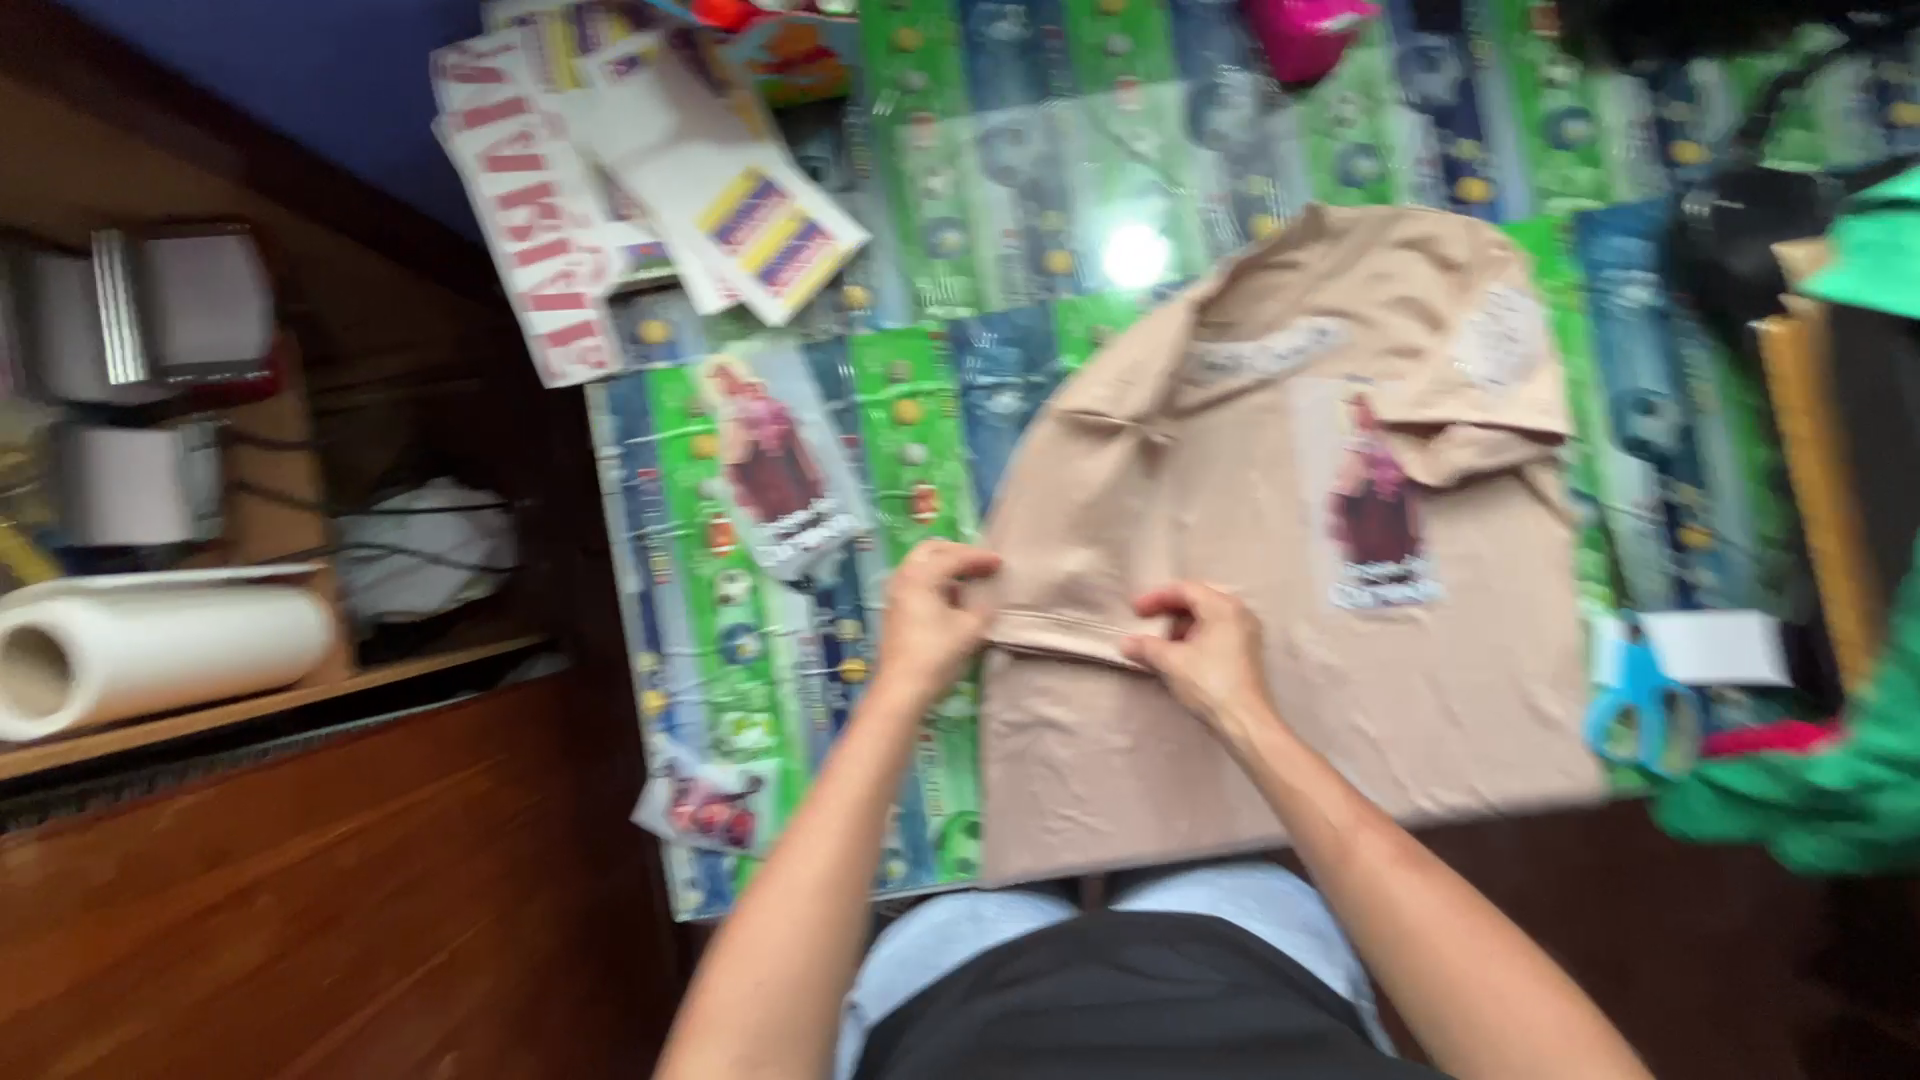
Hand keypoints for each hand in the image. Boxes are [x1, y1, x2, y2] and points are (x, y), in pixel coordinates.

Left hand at [877, 539, 1002, 700]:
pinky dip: (934, 580)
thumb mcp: (970, 629)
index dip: (979, 558)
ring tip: (967, 577)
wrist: (902, 689)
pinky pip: (915, 581)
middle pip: (930, 550)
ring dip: (943, 566)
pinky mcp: (894, 610)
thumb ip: (983, 607)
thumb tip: (987, 599)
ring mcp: (894, 594)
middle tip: (978, 562)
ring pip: (919, 565)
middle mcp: (903, 578)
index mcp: (920, 576)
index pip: (954, 557)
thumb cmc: (937, 655)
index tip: (999, 562)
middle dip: (956, 552)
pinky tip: (950, 597)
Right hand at [1121, 582, 1280, 748]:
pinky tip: (1180, 651)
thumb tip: (1125, 643)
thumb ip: (1146, 647)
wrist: (1245, 722)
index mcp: (1223, 607)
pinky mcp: (1247, 650)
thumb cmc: (1209, 684)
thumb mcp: (1171, 662)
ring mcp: (1247, 631)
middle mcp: (1239, 612)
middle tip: (1148, 618)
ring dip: (1181, 624)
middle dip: (1169, 608)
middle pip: (1198, 598)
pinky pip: (1217, 630)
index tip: (1135, 610)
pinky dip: (1195, 635)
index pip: (1185, 590)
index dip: (1156, 597)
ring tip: (1161, 639)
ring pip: (1208, 615)